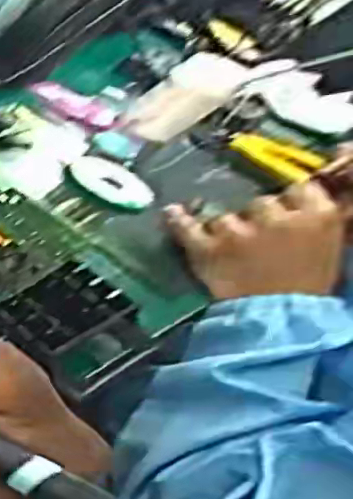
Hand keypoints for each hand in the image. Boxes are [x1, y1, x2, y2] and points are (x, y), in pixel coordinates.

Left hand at [163, 179, 348, 299]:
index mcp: (319, 214)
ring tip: (227, 247)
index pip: (299, 189)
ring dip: (223, 228)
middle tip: (252, 236)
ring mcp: (236, 233)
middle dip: (254, 216)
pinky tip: (170, 211)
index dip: (286, 199)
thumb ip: (310, 219)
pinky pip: (186, 227)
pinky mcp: (205, 248)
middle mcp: (276, 218)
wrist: (277, 308)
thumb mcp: (327, 241)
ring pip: (223, 218)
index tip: (281, 208)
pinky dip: (176, 220)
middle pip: (258, 203)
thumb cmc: (306, 279)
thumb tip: (295, 204)